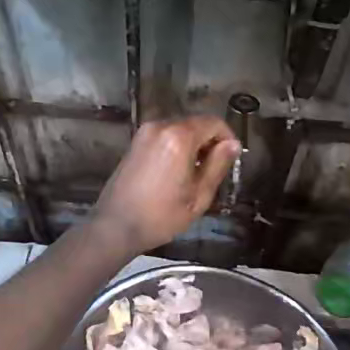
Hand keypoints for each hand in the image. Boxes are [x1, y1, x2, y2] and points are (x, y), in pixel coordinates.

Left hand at [88, 117, 239, 254]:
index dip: (228, 138)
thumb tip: (233, 144)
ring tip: (196, 174)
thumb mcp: (199, 196)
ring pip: (181, 129)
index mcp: (179, 137)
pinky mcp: (135, 142)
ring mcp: (144, 133)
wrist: (116, 226)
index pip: (214, 123)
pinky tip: (176, 172)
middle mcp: (160, 126)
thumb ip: (218, 165)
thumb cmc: (161, 216)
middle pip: (196, 123)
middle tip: (215, 170)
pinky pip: (165, 136)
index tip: (232, 160)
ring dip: (194, 145)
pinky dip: (177, 147)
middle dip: (210, 142)